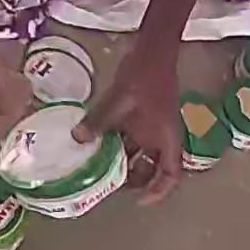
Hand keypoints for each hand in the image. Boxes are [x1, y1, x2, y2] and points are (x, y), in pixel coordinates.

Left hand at [78, 39, 182, 203]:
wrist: (154, 49)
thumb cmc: (145, 75)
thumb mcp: (120, 100)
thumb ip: (99, 121)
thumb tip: (77, 139)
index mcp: (166, 138)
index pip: (171, 174)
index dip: (159, 191)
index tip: (139, 200)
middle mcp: (161, 138)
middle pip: (154, 170)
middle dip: (136, 181)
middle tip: (111, 186)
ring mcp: (152, 128)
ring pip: (141, 157)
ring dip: (124, 164)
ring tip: (101, 170)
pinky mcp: (141, 118)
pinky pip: (131, 140)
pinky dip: (117, 147)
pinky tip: (97, 147)